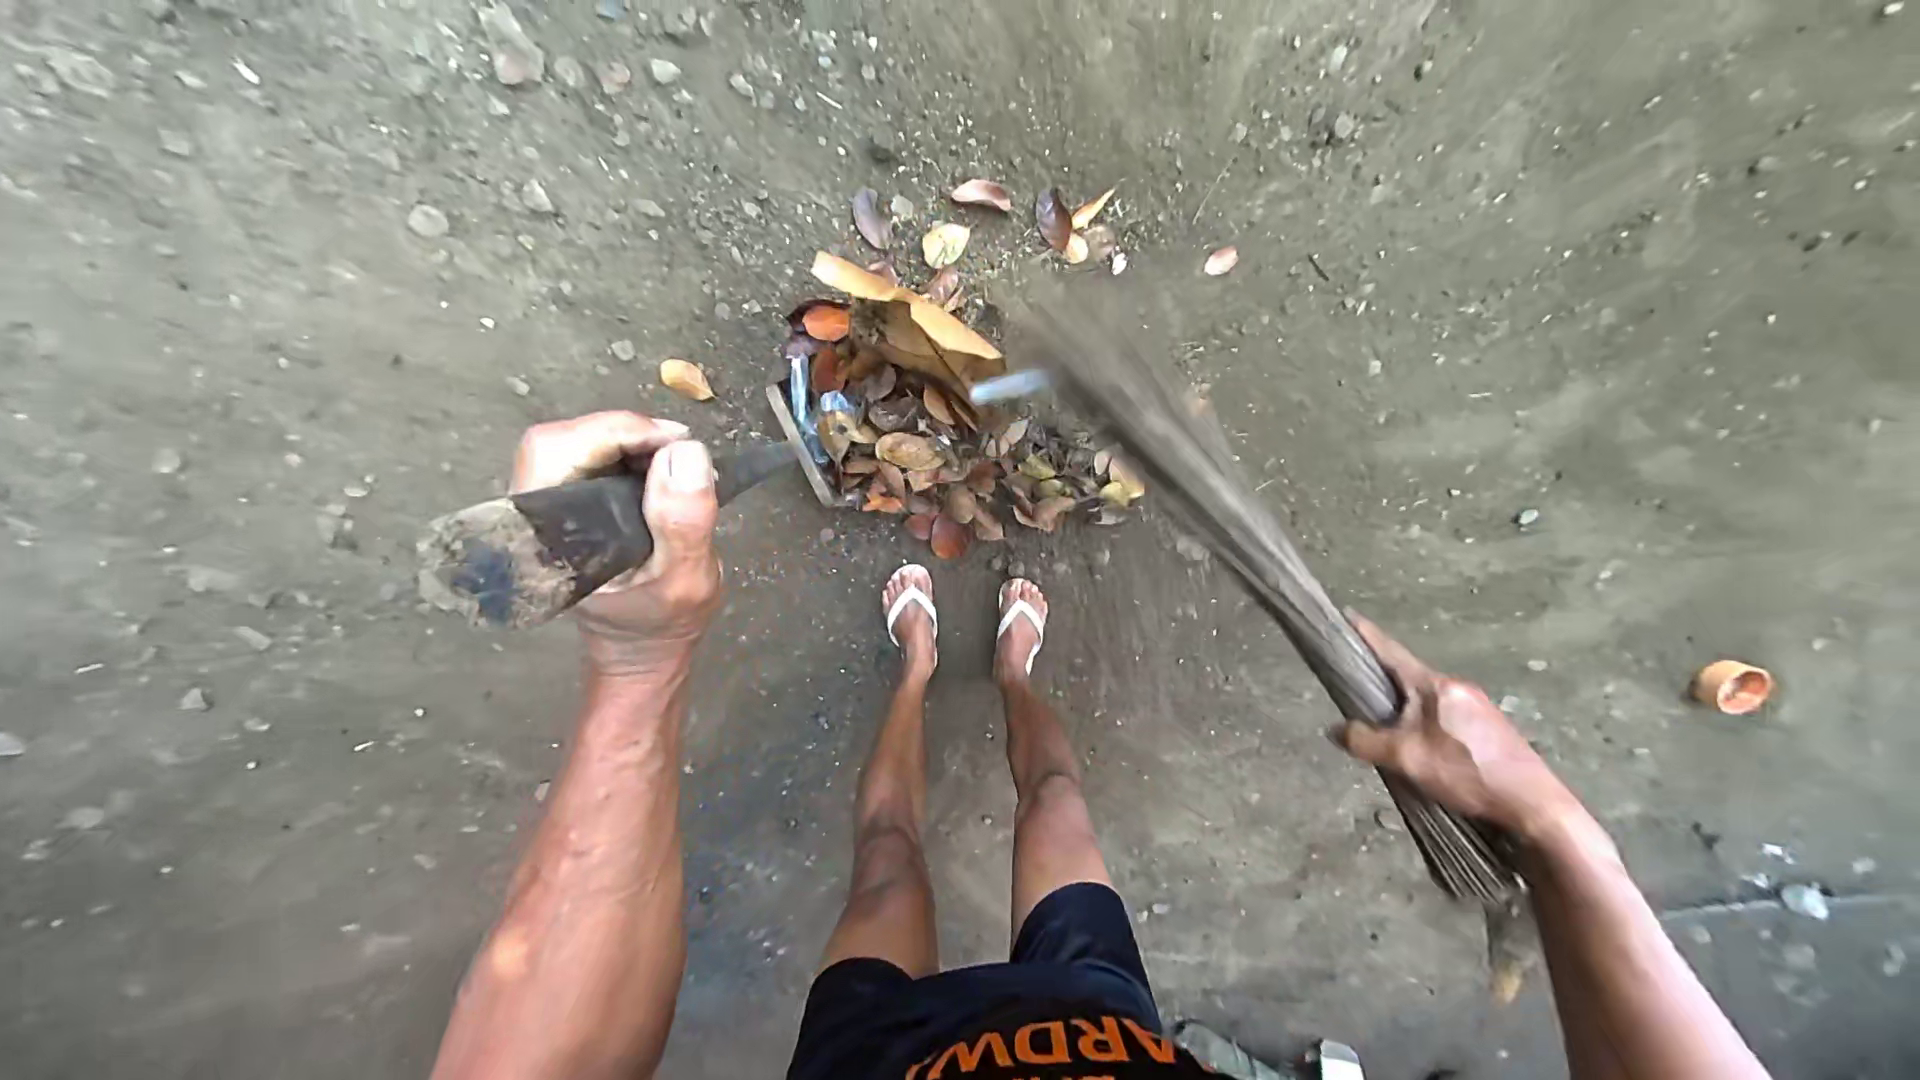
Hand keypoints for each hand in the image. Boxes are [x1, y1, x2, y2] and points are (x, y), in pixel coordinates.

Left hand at [510, 411, 720, 680]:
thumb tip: (686, 452)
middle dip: (624, 431)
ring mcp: (551, 509)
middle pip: (560, 441)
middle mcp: (538, 517)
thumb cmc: (663, 621)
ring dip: (629, 440)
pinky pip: (589, 458)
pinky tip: (661, 467)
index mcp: (550, 537)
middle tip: (680, 446)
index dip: (615, 432)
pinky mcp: (568, 505)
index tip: (674, 442)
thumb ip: (683, 521)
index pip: (558, 453)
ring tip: (677, 457)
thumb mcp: (687, 577)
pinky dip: (629, 451)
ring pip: (574, 444)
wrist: (644, 646)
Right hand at [1335, 612, 1586, 840]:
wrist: (1538, 809)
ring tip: (1383, 721)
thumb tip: (1336, 730)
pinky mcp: (1490, 728)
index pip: (1391, 651)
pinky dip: (1421, 718)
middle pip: (1407, 675)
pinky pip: (1443, 712)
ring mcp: (1478, 707)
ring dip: (1403, 704)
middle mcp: (1458, 687)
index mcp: (1436, 685)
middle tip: (1353, 681)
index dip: (1366, 634)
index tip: (1346, 615)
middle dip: (1381, 677)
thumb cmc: (1468, 774)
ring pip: (1426, 697)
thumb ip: (1363, 740)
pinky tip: (1417, 740)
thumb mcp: (1405, 758)